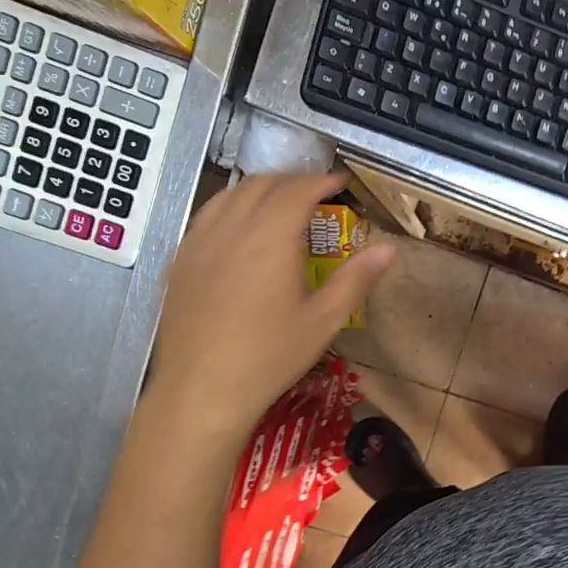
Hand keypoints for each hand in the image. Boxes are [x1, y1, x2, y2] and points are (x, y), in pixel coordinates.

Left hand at [149, 173, 392, 431]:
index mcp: (270, 239)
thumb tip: (387, 251)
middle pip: (261, 185)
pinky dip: (231, 208)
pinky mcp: (180, 260)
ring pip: (229, 195)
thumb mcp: (324, 321)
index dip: (321, 181)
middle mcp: (231, 228)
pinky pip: (206, 217)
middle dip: (291, 181)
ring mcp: (198, 242)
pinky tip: (241, 230)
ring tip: (280, 204)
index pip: (297, 191)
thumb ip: (355, 280)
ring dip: (259, 190)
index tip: (340, 183)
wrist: (204, 387)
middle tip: (316, 193)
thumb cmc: (271, 357)